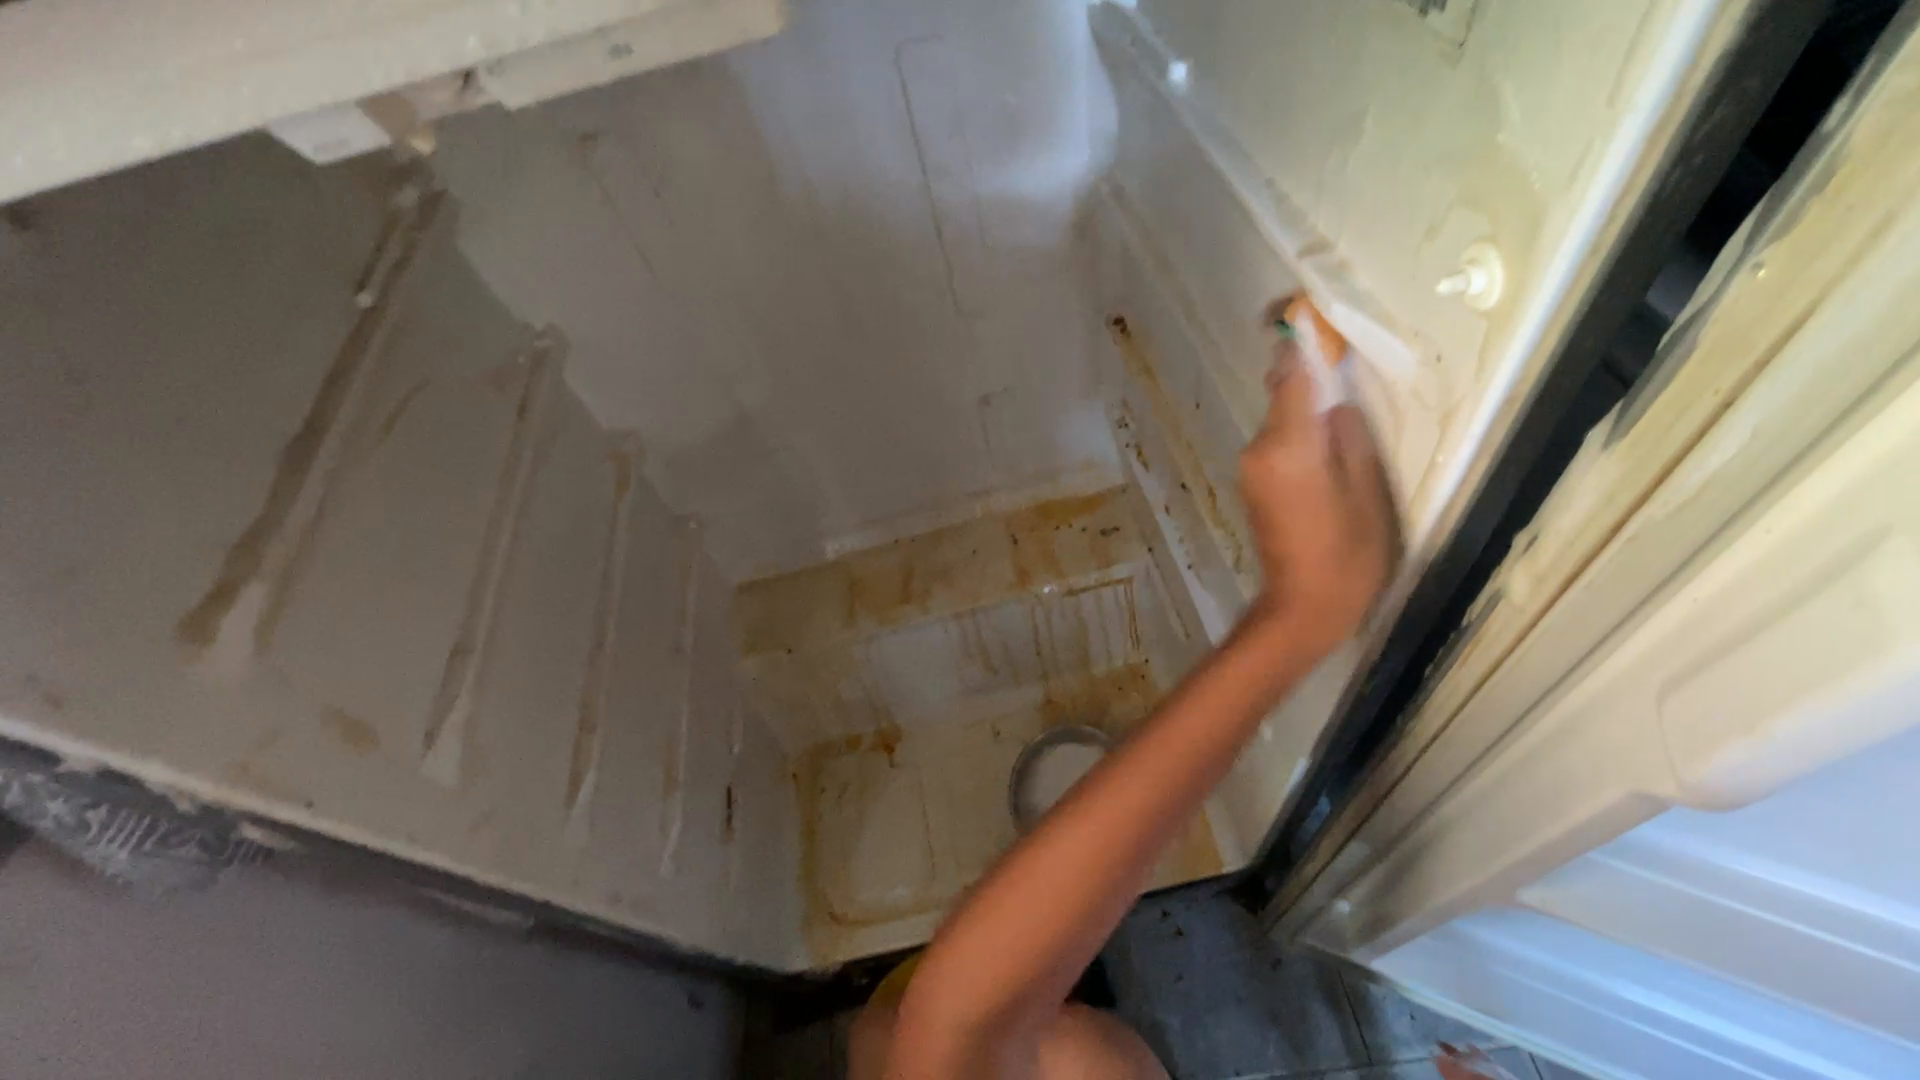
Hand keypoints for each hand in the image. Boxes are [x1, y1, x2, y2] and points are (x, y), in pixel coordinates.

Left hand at [1237, 329, 1395, 656]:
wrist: (1301, 608)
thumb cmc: (1347, 557)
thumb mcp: (1366, 492)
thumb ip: (1349, 436)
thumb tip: (1336, 400)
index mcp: (1288, 445)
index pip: (1290, 374)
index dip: (1301, 338)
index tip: (1311, 307)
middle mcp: (1259, 448)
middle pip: (1283, 393)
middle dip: (1311, 374)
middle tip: (1348, 356)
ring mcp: (1251, 467)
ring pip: (1281, 419)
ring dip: (1308, 408)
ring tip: (1347, 413)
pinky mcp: (1253, 484)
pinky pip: (1278, 442)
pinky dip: (1300, 433)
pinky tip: (1328, 448)